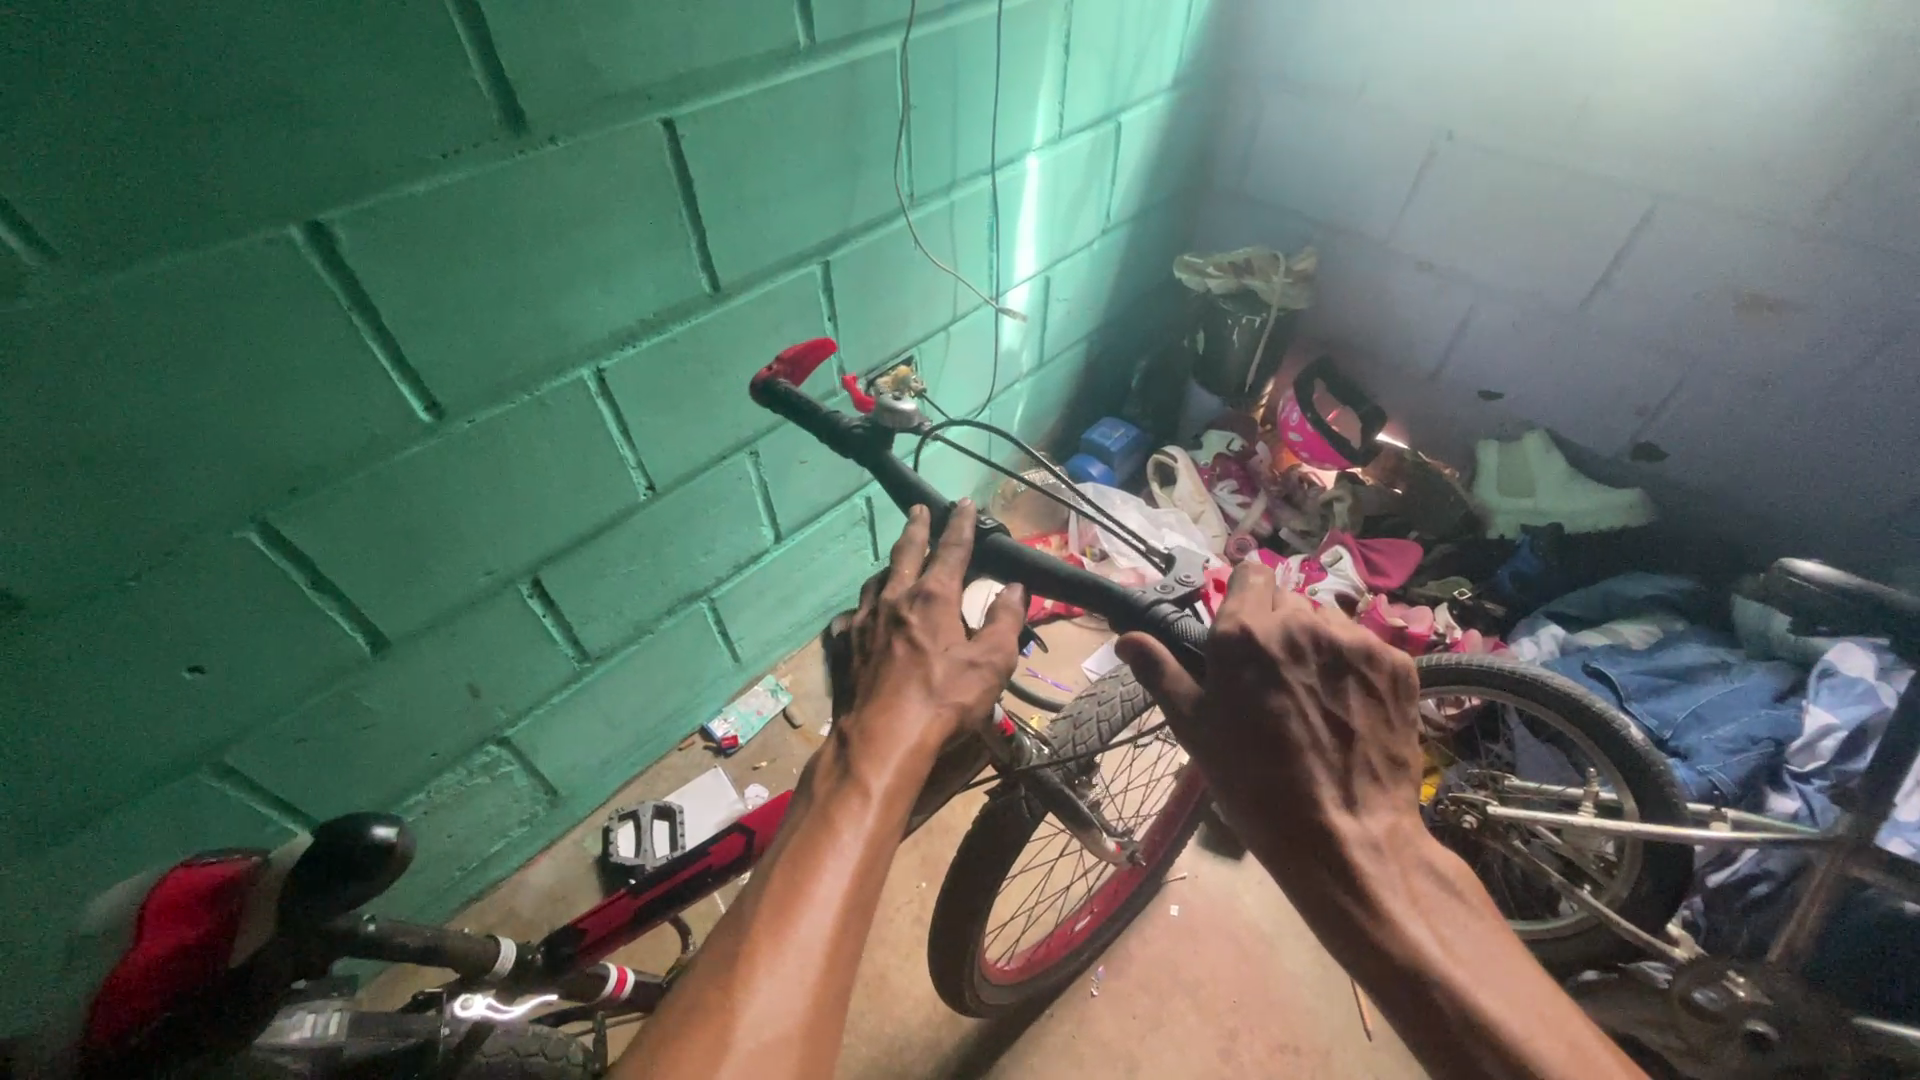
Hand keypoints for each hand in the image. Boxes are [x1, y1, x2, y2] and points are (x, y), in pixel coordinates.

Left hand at [841, 501, 1025, 763]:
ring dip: (889, 566)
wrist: (882, 738)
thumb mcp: (992, 663)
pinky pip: (851, 616)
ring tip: (894, 563)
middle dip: (917, 528)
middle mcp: (894, 598)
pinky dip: (861, 610)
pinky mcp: (842, 645)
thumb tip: (1014, 589)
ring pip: (876, 581)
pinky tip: (862, 617)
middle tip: (919, 509)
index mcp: (932, 597)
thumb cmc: (944, 700)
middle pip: (906, 552)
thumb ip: (1005, 621)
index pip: (951, 549)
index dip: (960, 525)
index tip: (962, 503)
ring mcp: (862, 620)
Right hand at [1115, 559, 1422, 862]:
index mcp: (1245, 632)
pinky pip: (1366, 647)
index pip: (1250, 571)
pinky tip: (1347, 708)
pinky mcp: (1398, 666)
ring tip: (1312, 695)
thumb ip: (1160, 671)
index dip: (1244, 595)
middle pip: (1287, 599)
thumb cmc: (1254, 782)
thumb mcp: (1194, 727)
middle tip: (1270, 676)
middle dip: (1277, 626)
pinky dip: (1353, 668)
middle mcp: (1302, 622)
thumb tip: (1127, 639)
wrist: (1346, 837)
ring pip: (1328, 622)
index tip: (1241, 628)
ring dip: (1315, 644)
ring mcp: (1356, 642)